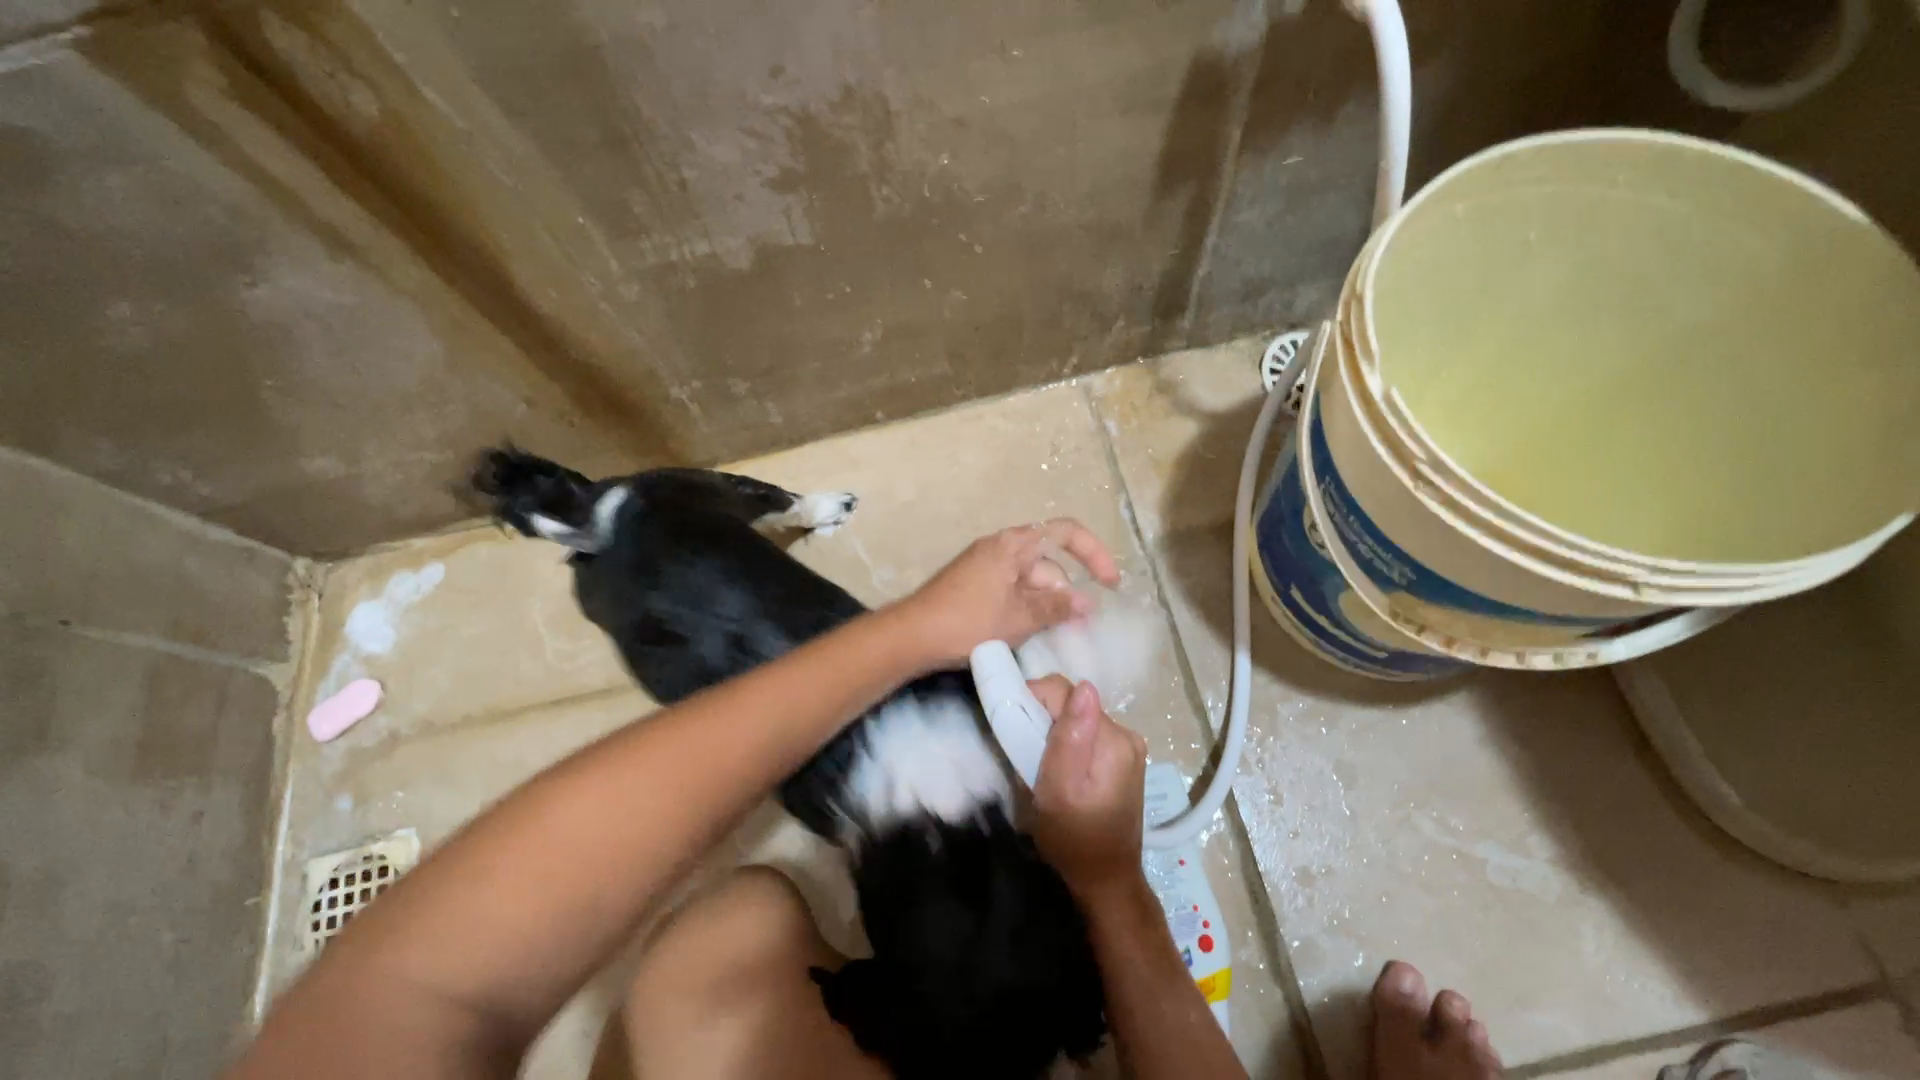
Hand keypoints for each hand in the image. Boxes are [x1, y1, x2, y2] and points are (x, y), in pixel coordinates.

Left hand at [894, 519, 1120, 666]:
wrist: (911, 637)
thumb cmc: (966, 623)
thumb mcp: (1018, 618)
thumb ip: (1055, 608)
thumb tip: (1087, 602)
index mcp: (1012, 545)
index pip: (1065, 532)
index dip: (1094, 552)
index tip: (1110, 583)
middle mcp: (1000, 549)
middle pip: (1048, 563)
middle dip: (1067, 593)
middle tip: (1080, 627)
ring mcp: (986, 568)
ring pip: (1031, 582)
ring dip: (1047, 605)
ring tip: (1057, 635)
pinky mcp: (976, 587)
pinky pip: (1013, 591)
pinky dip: (1027, 608)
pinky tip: (1032, 633)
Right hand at [1027, 675, 1148, 900]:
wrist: (1105, 878)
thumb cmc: (1073, 838)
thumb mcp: (1059, 790)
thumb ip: (1069, 737)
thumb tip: (1083, 687)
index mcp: (1112, 739)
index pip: (1063, 691)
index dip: (1032, 702)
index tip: (1015, 733)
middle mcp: (1127, 734)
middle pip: (1071, 703)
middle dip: (1042, 721)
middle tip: (1027, 758)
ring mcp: (1129, 747)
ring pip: (1077, 719)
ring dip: (1054, 735)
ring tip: (1043, 769)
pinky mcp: (1125, 760)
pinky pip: (1088, 736)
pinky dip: (1069, 747)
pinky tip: (1062, 775)